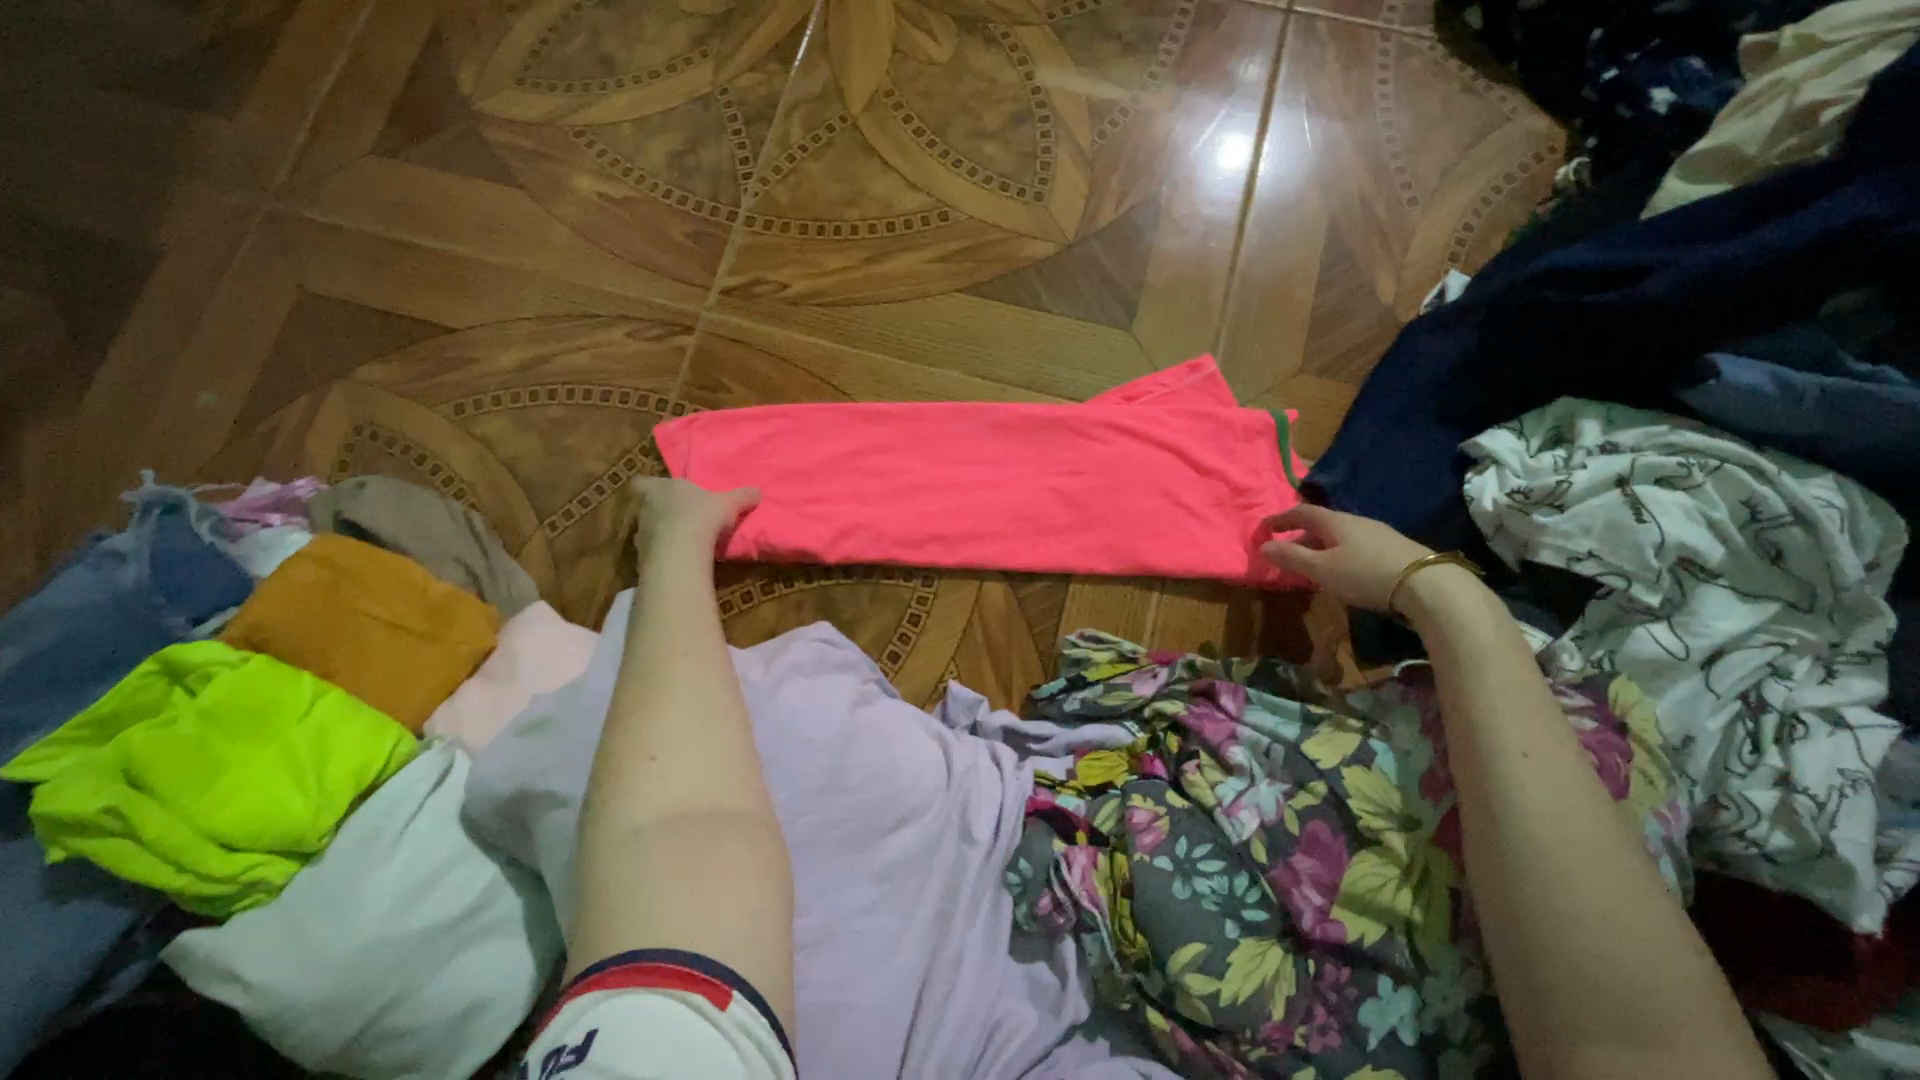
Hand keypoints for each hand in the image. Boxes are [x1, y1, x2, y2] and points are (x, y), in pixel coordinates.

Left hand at [631, 477, 759, 546]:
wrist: (680, 552)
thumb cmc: (701, 516)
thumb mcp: (728, 504)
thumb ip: (741, 497)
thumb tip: (758, 491)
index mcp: (660, 489)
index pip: (642, 483)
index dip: (649, 487)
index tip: (661, 493)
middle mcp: (645, 509)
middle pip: (647, 508)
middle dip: (662, 513)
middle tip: (682, 519)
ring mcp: (640, 535)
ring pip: (649, 532)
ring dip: (663, 536)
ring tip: (684, 543)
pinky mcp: (642, 558)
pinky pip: (653, 554)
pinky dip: (664, 556)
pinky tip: (681, 560)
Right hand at [1258, 505, 1434, 611]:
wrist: (1427, 584)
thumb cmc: (1364, 574)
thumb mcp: (1321, 569)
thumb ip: (1291, 557)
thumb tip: (1263, 546)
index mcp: (1334, 522)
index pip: (1301, 512)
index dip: (1280, 519)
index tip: (1264, 530)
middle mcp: (1356, 521)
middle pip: (1321, 523)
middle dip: (1300, 536)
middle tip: (1286, 554)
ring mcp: (1378, 533)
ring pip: (1340, 535)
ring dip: (1321, 547)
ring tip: (1313, 566)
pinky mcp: (1393, 548)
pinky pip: (1356, 545)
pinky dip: (1340, 554)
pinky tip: (1344, 571)